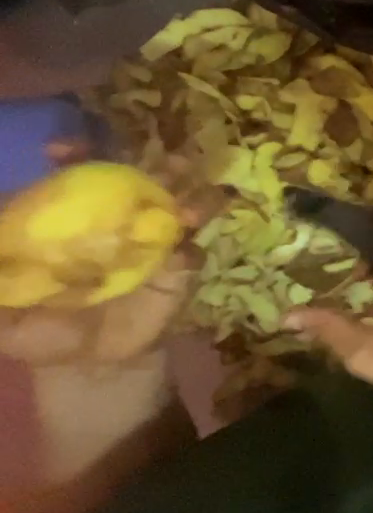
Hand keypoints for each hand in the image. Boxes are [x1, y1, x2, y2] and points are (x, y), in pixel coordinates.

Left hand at [0, 139, 199, 368]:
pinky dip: (195, 227)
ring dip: (187, 186)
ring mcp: (158, 240)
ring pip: (181, 200)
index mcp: (77, 224)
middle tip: (160, 155)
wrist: (89, 364)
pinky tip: (192, 221)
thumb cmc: (37, 331)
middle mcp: (121, 222)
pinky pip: (194, 240)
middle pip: (143, 181)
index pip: (76, 181)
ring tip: (185, 176)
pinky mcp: (183, 263)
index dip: (74, 157)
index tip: (62, 148)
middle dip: (155, 162)